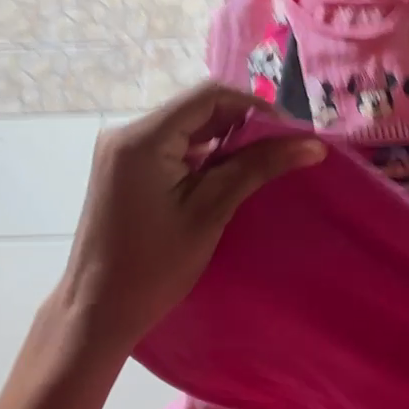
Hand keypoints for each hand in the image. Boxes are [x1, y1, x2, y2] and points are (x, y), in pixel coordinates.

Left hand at [54, 82, 325, 351]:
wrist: (96, 311)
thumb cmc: (153, 267)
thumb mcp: (210, 211)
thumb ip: (258, 167)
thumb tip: (312, 144)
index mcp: (143, 137)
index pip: (208, 96)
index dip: (254, 107)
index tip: (290, 134)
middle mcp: (127, 131)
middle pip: (197, 109)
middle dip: (242, 125)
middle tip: (283, 150)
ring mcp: (122, 149)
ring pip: (186, 127)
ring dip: (225, 141)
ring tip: (263, 165)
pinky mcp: (124, 167)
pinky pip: (172, 146)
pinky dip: (202, 156)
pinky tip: (227, 177)